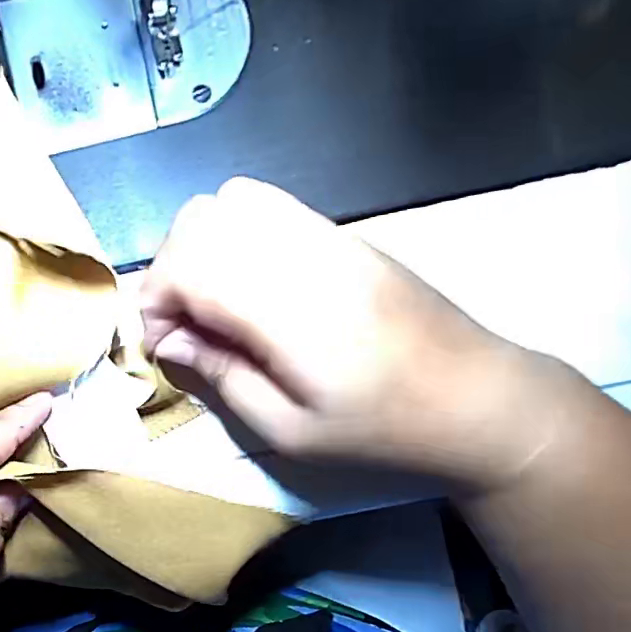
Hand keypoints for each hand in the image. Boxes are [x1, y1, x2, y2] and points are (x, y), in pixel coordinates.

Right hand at [139, 178, 593, 487]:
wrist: (475, 399)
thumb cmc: (379, 430)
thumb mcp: (288, 429)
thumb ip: (222, 375)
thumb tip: (169, 339)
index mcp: (289, 307)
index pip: (188, 263)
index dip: (154, 299)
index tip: (161, 345)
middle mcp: (305, 252)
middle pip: (201, 218)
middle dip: (171, 269)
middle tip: (183, 326)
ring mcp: (329, 234)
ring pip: (233, 201)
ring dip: (203, 248)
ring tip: (213, 305)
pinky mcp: (345, 235)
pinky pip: (271, 208)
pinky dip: (238, 239)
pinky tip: (251, 289)